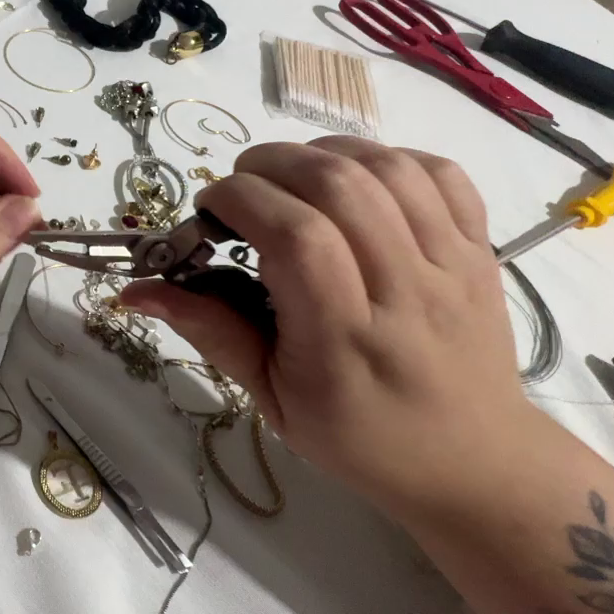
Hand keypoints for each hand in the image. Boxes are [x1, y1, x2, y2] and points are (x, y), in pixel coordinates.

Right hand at [119, 136, 534, 511]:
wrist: (474, 461)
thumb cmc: (357, 433)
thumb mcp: (269, 395)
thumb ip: (208, 330)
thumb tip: (133, 290)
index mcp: (345, 340)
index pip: (298, 238)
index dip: (242, 201)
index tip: (211, 211)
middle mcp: (406, 295)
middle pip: (340, 187)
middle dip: (270, 164)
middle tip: (242, 188)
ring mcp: (453, 267)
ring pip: (388, 169)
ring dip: (322, 153)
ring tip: (291, 177)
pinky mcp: (480, 250)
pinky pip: (440, 173)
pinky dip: (385, 156)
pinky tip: (352, 177)